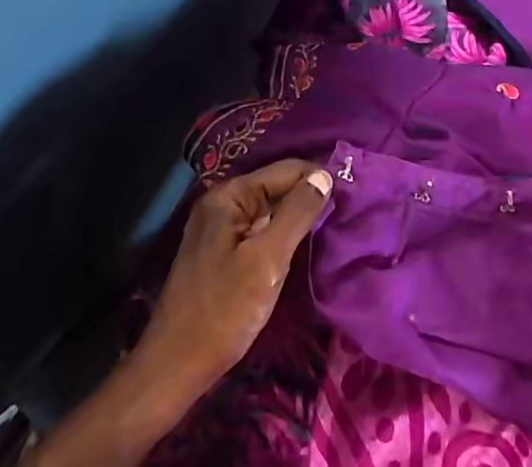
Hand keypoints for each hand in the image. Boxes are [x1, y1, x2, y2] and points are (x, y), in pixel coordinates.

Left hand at [137, 159, 334, 397]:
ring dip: (297, 217)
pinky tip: (305, 246)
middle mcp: (221, 203)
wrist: (178, 360)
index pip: (283, 171)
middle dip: (309, 197)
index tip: (353, 191)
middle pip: (275, 188)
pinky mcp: (222, 252)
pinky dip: (282, 235)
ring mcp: (220, 228)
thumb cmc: (224, 309)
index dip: (318, 179)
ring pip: (269, 211)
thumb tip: (324, 176)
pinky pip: (259, 231)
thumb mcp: (266, 260)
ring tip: (337, 225)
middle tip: (350, 210)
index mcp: (228, 196)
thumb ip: (295, 214)